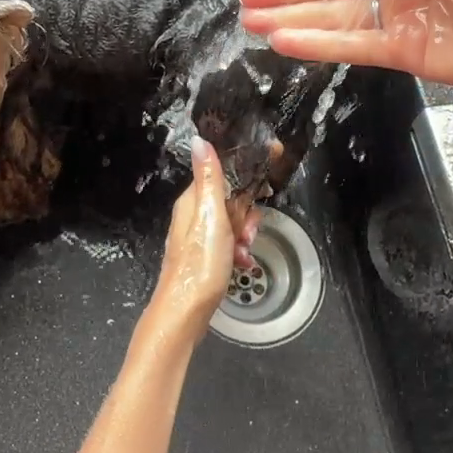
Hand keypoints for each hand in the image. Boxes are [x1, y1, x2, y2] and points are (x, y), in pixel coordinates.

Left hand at [148, 138, 239, 343]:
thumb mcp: (210, 215)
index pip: (222, 174)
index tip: (267, 179)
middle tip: (246, 234)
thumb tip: (200, 140)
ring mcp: (198, 237)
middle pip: (231, 201)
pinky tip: (241, 264)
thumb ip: (209, 178)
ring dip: (244, 236)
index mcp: (192, 200)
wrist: (186, 312)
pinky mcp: (204, 257)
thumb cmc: (200, 264)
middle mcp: (192, 215)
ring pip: (232, 224)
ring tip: (244, 252)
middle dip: (247, 216)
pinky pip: (228, 244)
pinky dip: (238, 252)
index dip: (245, 176)